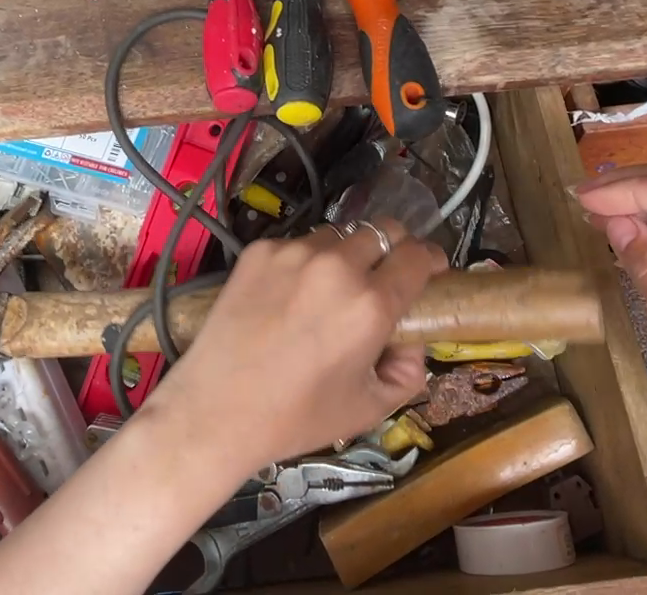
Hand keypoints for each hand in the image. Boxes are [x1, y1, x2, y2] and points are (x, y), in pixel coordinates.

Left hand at [137, 219, 446, 478]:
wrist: (215, 410)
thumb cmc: (296, 416)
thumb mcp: (369, 408)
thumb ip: (407, 372)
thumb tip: (411, 342)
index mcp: (371, 305)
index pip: (418, 256)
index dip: (431, 258)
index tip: (431, 268)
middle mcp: (336, 267)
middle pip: (384, 230)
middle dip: (394, 248)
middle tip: (385, 275)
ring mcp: (294, 253)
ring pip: (339, 235)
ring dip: (347, 253)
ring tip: (331, 288)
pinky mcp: (260, 250)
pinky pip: (297, 244)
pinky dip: (305, 262)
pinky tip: (290, 295)